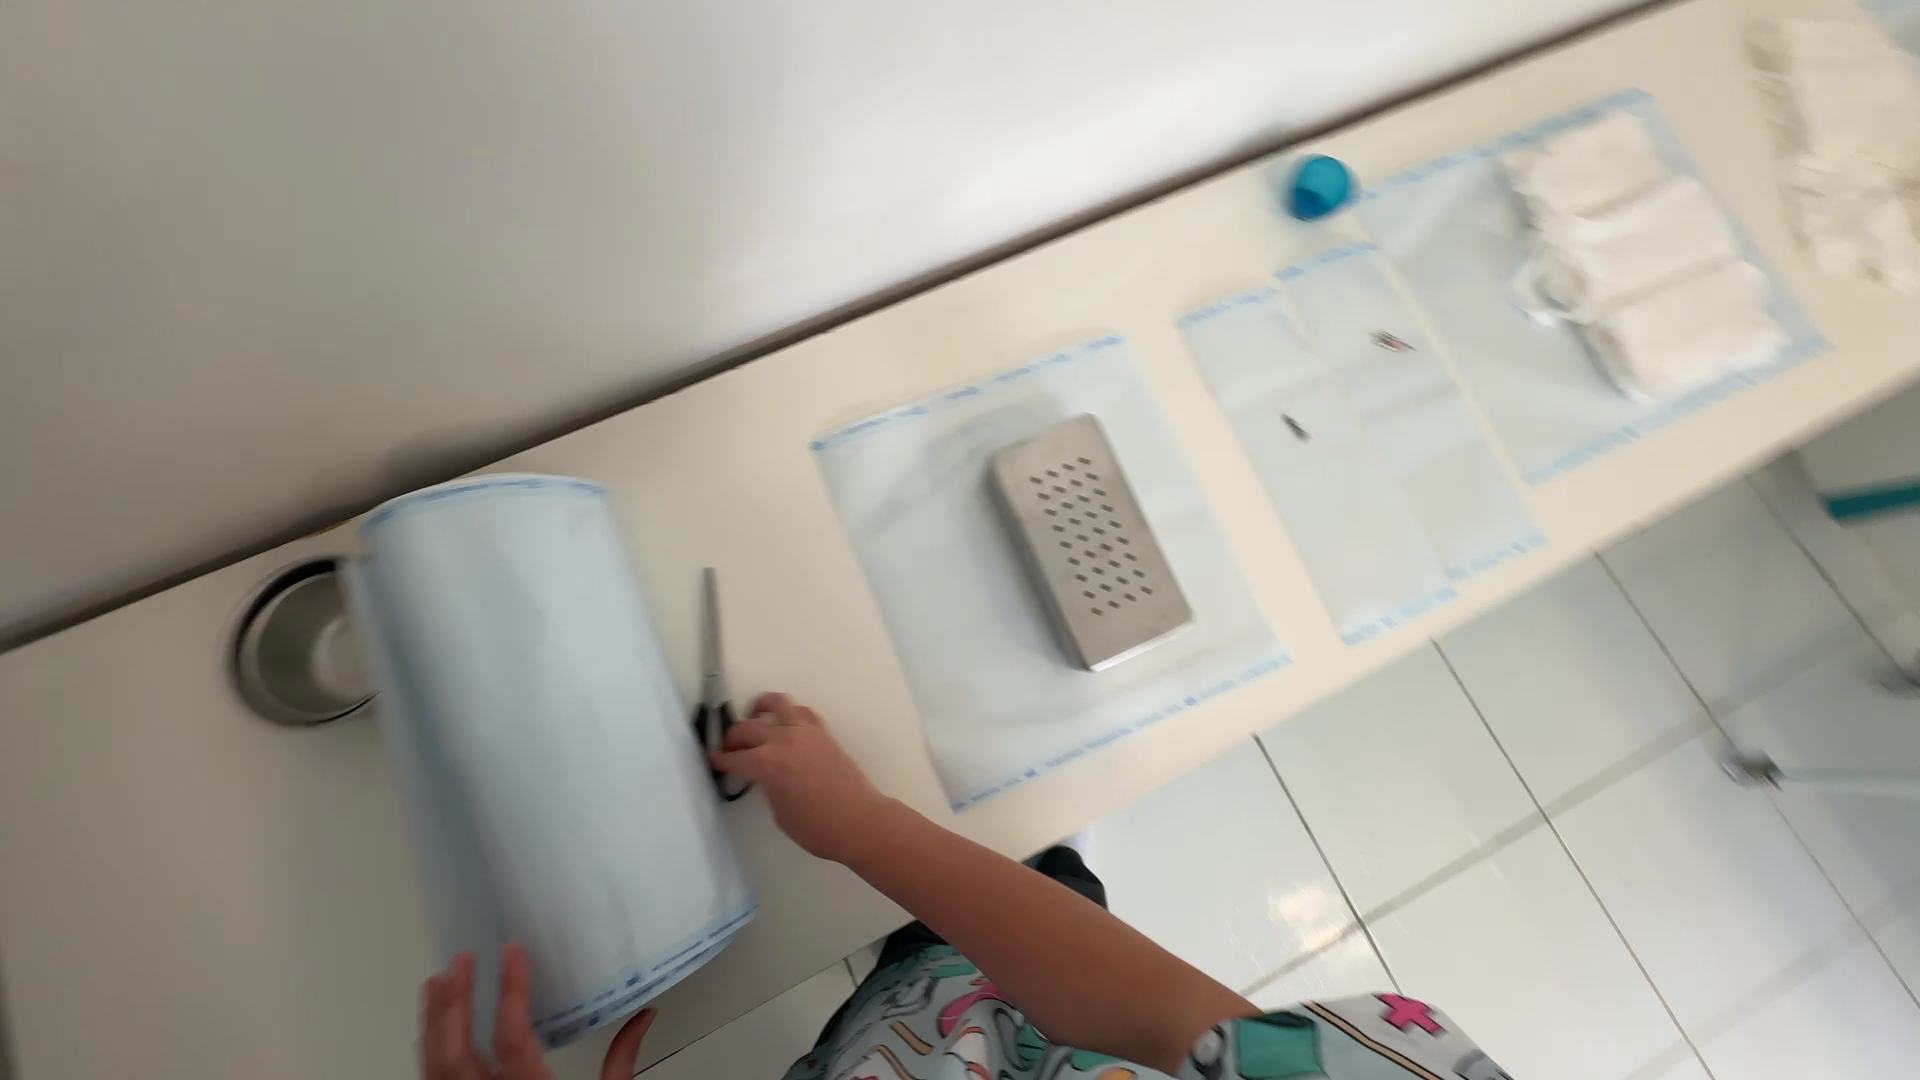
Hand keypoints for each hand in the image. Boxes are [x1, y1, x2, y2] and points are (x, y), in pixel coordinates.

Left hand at [422, 943, 652, 1079]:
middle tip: (462, 960)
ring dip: (432, 1025)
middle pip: (455, 1056)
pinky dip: (427, 1057)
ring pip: (432, 1073)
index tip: (511, 951)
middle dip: (455, 1004)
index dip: (509, 991)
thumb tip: (644, 1016)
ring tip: (437, 983)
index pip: (512, 1038)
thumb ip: (621, 1064)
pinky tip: (433, 1034)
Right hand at [709, 692, 896, 862]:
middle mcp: (784, 741)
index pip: (734, 758)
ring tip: (754, 717)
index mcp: (767, 764)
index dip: (720, 760)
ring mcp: (806, 732)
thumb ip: (768, 787)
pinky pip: (802, 712)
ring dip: (761, 707)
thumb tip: (766, 776)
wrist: (859, 820)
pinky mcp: (823, 733)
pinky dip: (789, 714)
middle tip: (730, 748)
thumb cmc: (817, 828)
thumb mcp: (780, 813)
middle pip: (749, 728)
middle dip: (733, 737)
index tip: (714, 759)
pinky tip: (785, 724)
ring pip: (778, 704)